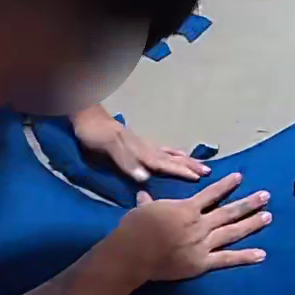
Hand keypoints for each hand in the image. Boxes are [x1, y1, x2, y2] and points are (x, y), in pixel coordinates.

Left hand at [71, 105, 210, 182]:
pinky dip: (171, 153)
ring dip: (184, 160)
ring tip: (200, 165)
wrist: (85, 117)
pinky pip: (159, 150)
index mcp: (139, 151)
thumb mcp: (108, 146)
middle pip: (170, 158)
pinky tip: (176, 155)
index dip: (180, 170)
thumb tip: (145, 177)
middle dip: (188, 166)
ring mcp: (141, 145)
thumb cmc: (95, 133)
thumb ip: (126, 161)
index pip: (163, 163)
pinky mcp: (135, 144)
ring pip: (167, 153)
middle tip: (208, 172)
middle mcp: (144, 148)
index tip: (198, 178)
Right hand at [103, 173, 269, 280]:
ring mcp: (203, 244)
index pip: (211, 194)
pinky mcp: (202, 263)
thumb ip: (148, 202)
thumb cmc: (135, 229)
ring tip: (268, 217)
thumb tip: (143, 194)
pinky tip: (262, 254)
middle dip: (249, 203)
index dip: (226, 185)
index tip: (240, 177)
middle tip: (266, 196)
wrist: (133, 254)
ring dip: (252, 224)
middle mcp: (200, 224)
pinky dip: (245, 257)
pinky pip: (227, 259)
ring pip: (232, 232)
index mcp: (187, 209)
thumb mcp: (142, 210)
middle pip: (229, 212)